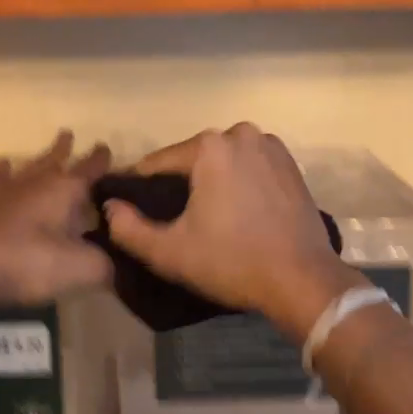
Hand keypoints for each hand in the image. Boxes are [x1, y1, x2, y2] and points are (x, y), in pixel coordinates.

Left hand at [0, 131, 113, 305]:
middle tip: (68, 134)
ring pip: (24, 166)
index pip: (89, 168)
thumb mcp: (82, 269)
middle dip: (64, 148)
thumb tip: (117, 263)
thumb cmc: (30, 263)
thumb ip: (105, 264)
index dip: (100, 159)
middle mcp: (35, 181)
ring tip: (40, 154)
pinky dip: (0, 173)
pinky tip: (1, 169)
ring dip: (35, 160)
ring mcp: (2, 189)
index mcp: (64, 190)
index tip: (105, 147)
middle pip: (54, 159)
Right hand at [104, 123, 355, 338]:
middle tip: (173, 222)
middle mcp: (241, 134)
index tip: (132, 211)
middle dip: (179, 185)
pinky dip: (239, 183)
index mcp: (209, 146)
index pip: (158, 163)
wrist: (302, 279)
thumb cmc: (233, 262)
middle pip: (193, 159)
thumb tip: (110, 207)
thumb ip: (129, 229)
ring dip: (211, 183)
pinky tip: (237, 212)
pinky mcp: (291, 164)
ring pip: (223, 162)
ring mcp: (271, 146)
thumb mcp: (170, 252)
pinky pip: (250, 168)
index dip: (141, 188)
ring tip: (205, 219)